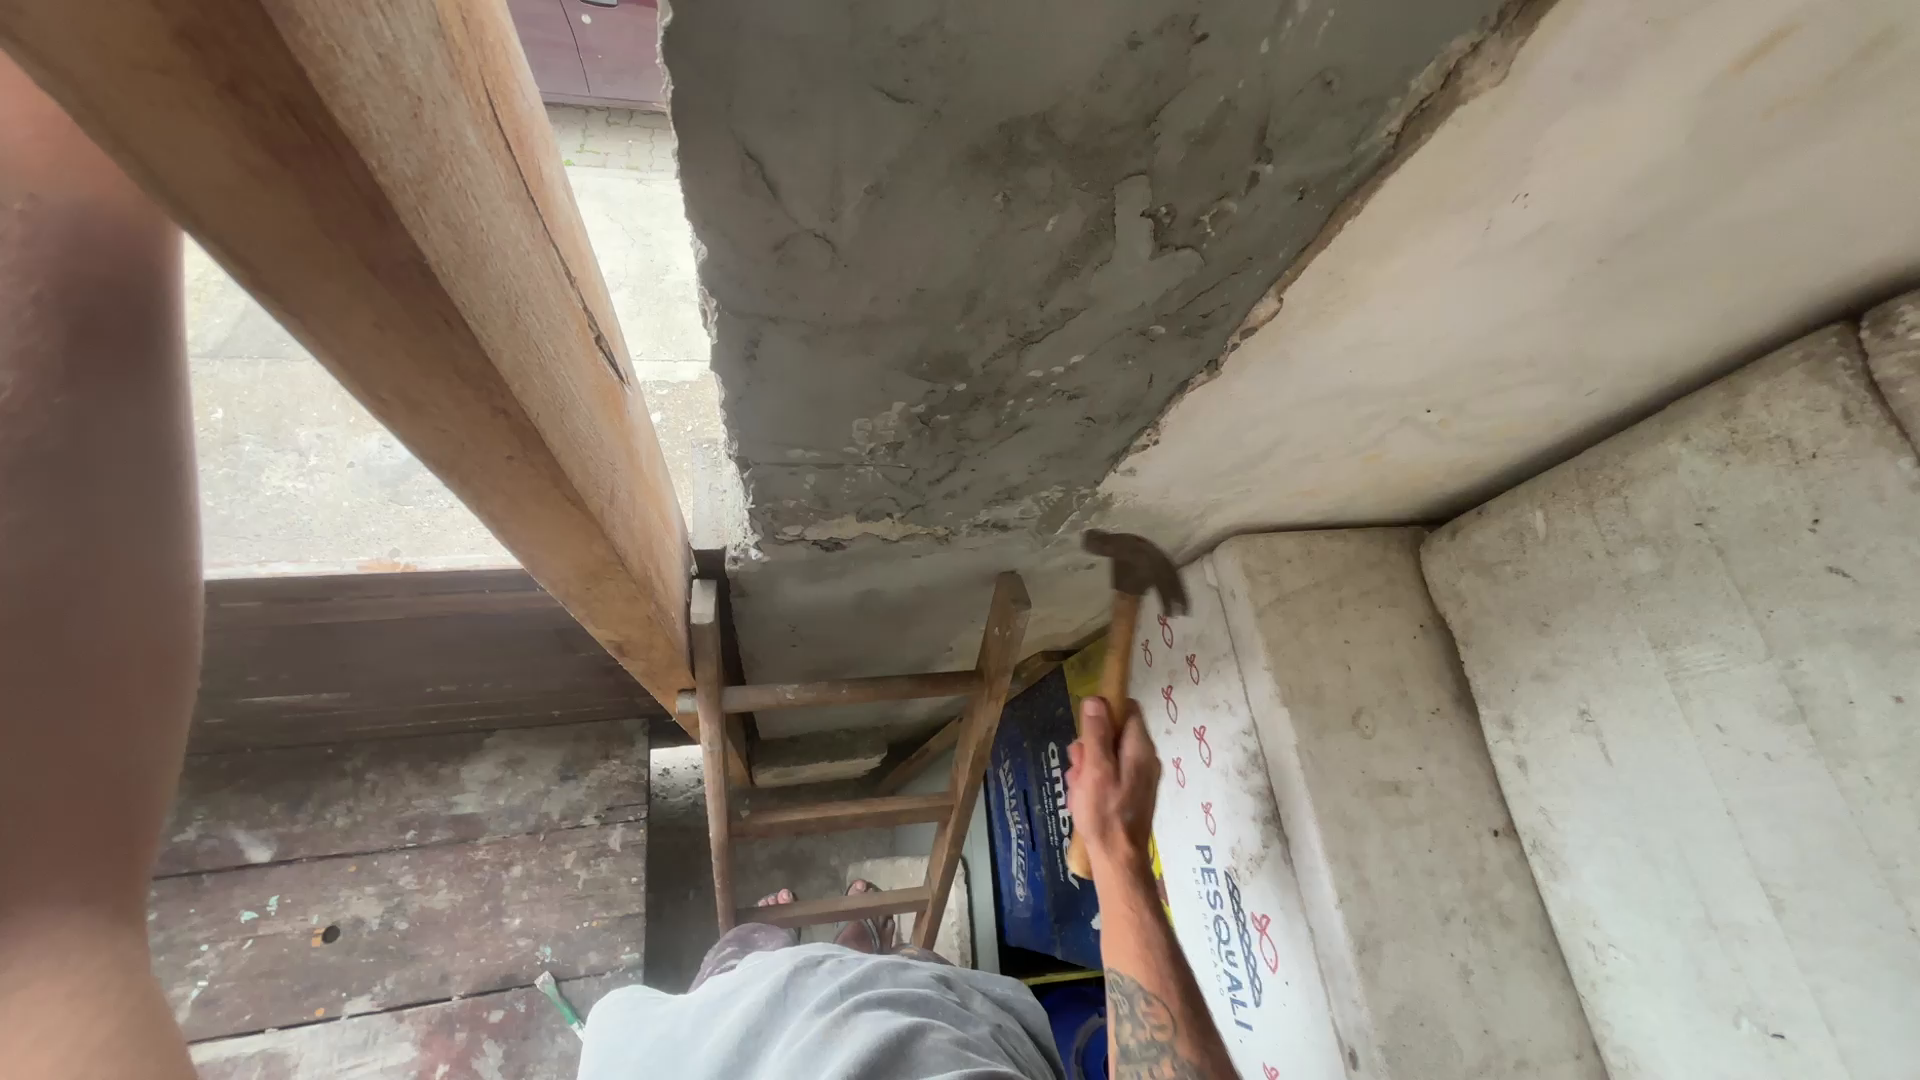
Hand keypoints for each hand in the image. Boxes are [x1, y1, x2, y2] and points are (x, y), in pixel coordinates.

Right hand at [1066, 696, 1159, 871]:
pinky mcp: (1130, 794)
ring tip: (1078, 790)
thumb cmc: (1105, 812)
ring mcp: (1138, 778)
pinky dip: (1093, 783)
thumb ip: (1096, 733)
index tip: (1084, 726)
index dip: (1105, 711)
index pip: (1127, 710)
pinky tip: (1082, 801)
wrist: (1119, 860)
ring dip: (1086, 768)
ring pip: (1106, 756)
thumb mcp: (1096, 768)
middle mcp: (1144, 759)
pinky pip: (1108, 776)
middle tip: (1077, 767)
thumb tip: (1096, 699)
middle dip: (1089, 747)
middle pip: (1113, 734)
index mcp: (1140, 748)